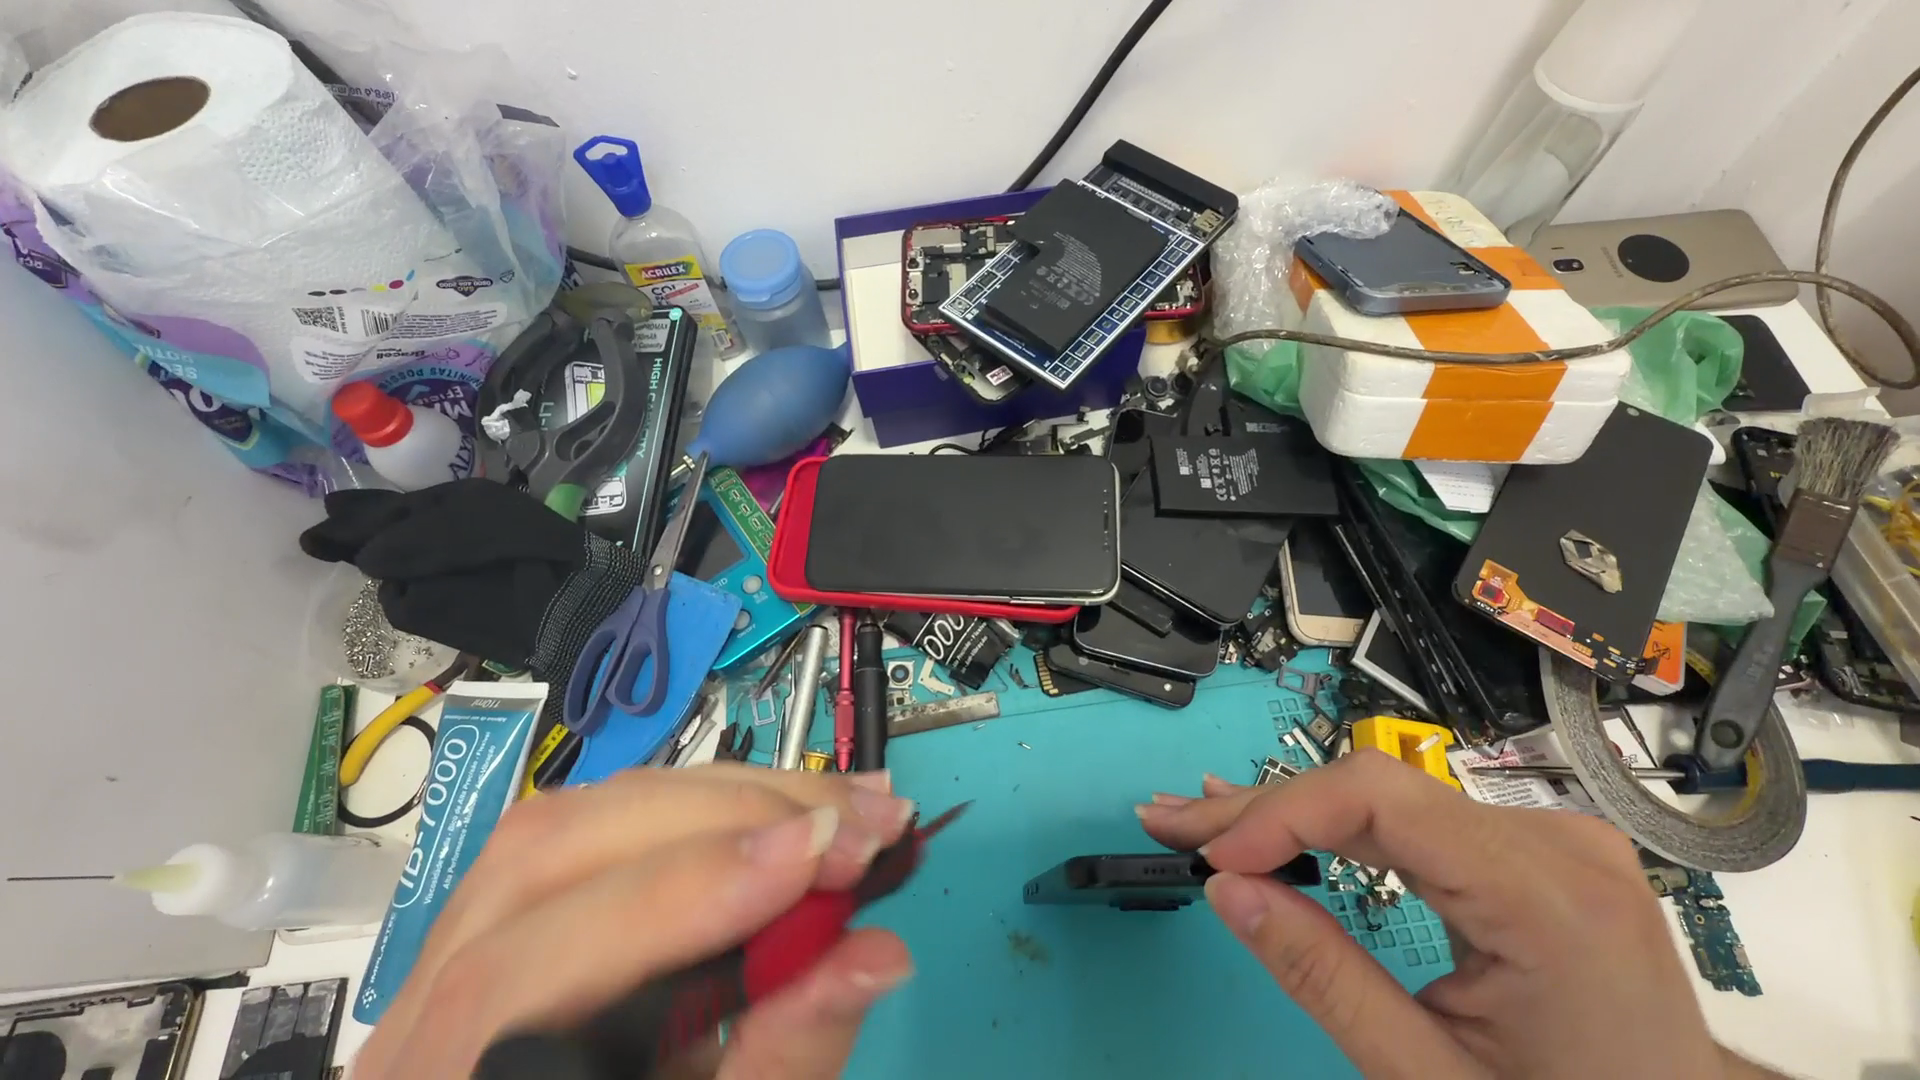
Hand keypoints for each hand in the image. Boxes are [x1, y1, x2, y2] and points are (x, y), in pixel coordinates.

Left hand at [353, 764, 918, 1078]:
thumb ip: (783, 1063)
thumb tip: (878, 952)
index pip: (525, 974)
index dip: (681, 895)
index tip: (820, 854)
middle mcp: (422, 1010)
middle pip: (551, 852)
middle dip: (727, 819)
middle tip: (860, 825)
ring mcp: (458, 941)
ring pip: (580, 815)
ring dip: (730, 797)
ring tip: (845, 808)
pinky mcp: (521, 899)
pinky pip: (608, 820)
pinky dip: (710, 804)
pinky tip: (789, 809)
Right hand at [1135, 751, 1763, 1079]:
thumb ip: (1322, 977)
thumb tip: (1223, 888)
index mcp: (1547, 898)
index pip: (1378, 800)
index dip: (1279, 813)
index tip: (1207, 858)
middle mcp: (1555, 839)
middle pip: (1372, 790)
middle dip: (1262, 810)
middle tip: (1170, 821)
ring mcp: (1551, 836)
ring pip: (1385, 797)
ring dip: (1288, 813)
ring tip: (1202, 819)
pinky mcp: (1535, 846)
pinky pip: (1417, 818)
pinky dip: (1339, 825)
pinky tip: (1280, 819)